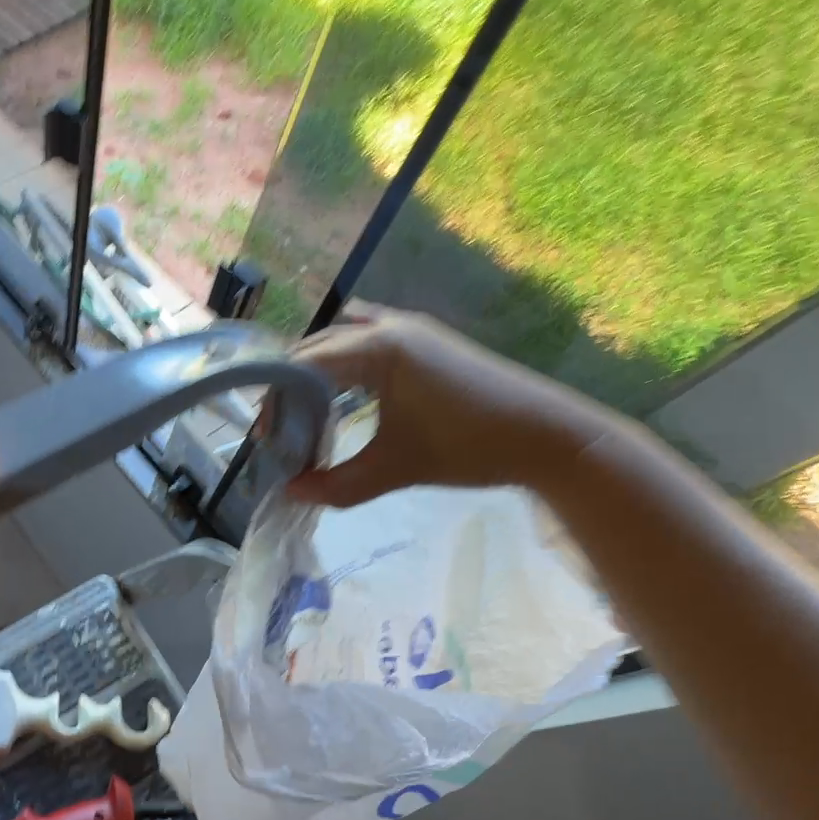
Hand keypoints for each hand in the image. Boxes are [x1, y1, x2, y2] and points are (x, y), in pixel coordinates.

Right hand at [285, 302, 617, 507]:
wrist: (553, 438)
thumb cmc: (471, 447)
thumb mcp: (397, 468)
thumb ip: (338, 484)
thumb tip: (290, 493)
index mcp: (377, 347)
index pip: (303, 364)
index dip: (275, 400)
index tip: (266, 436)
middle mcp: (388, 326)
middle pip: (317, 346)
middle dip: (291, 385)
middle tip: (282, 428)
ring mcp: (411, 329)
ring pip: (342, 338)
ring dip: (318, 369)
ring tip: (308, 410)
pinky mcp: (427, 341)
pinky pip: (368, 338)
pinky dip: (347, 360)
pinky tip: (349, 392)